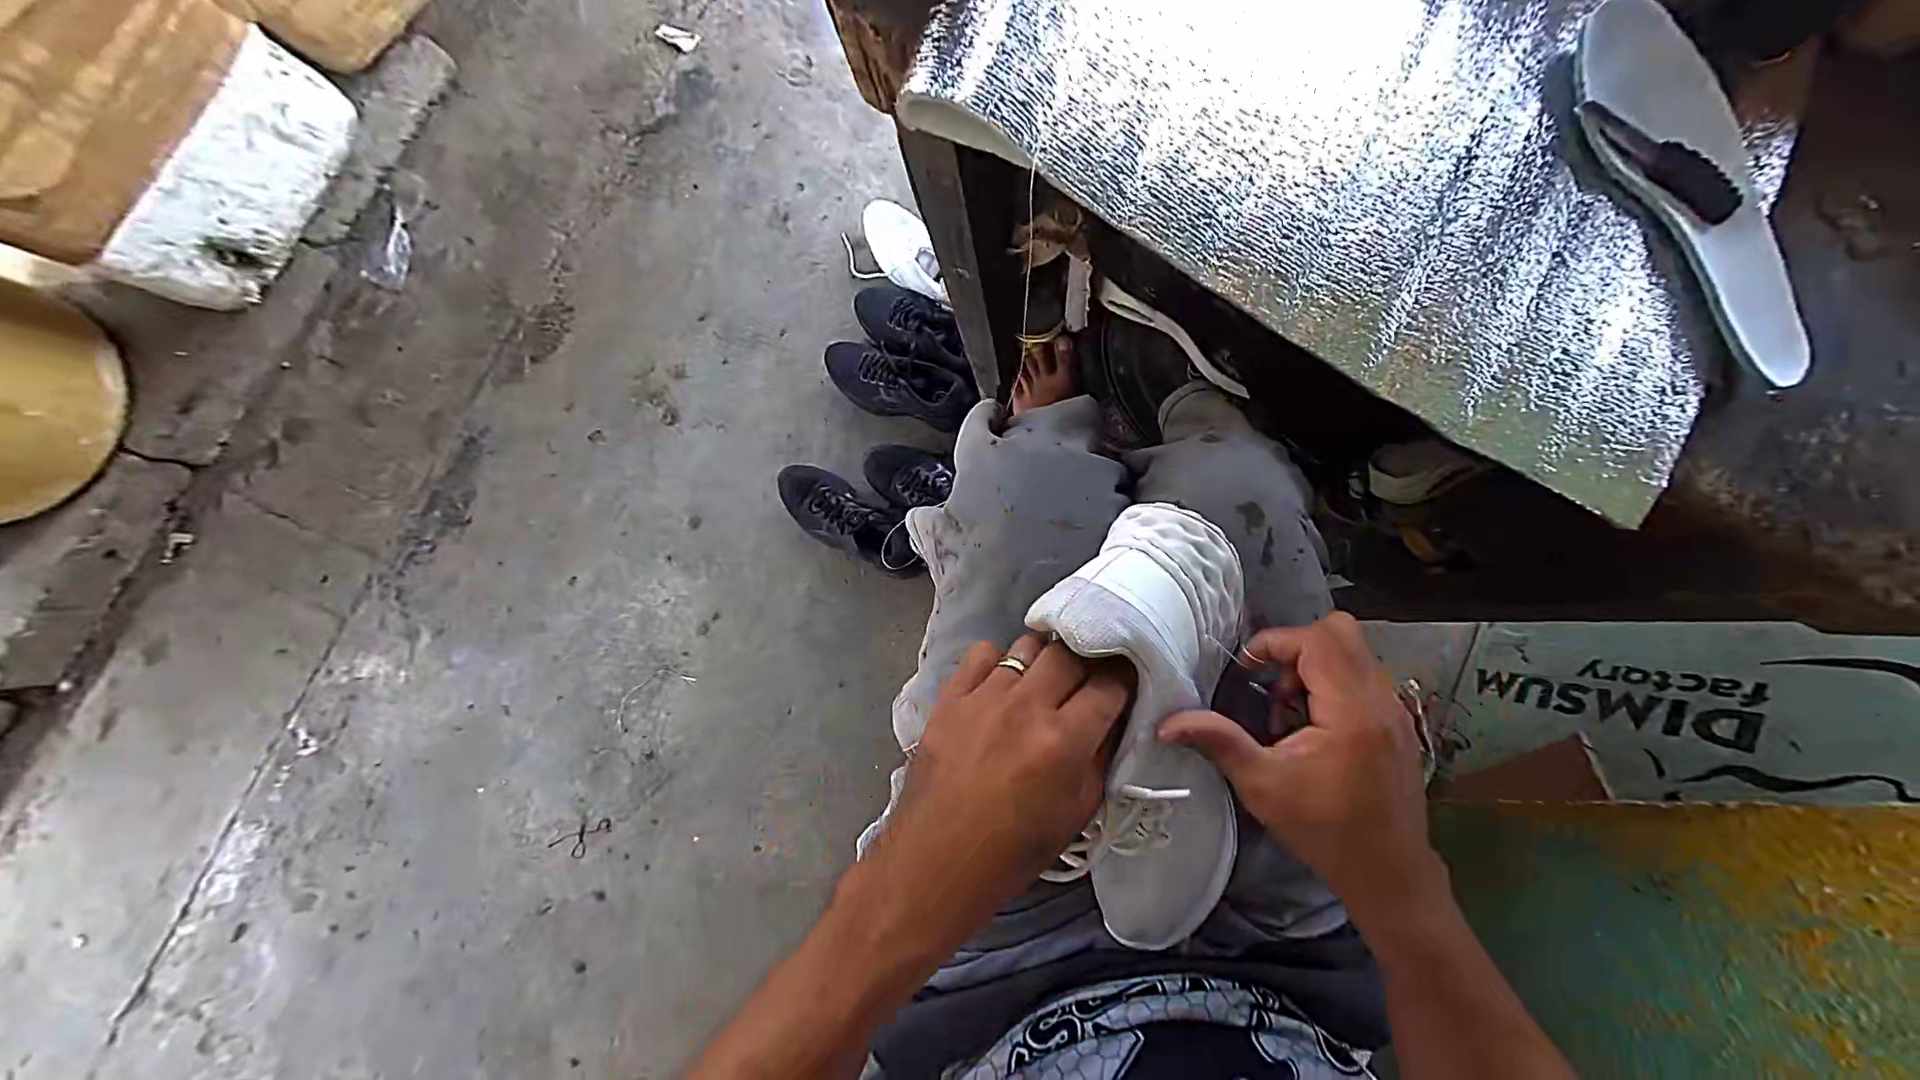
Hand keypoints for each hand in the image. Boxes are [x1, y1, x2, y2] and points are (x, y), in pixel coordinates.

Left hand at [865, 634, 1129, 938]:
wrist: (936, 861)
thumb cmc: (1013, 850)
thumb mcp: (1076, 813)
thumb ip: (1099, 758)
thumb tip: (1111, 718)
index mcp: (1062, 742)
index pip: (1108, 685)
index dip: (1124, 679)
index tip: (1125, 680)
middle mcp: (1025, 708)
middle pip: (1070, 654)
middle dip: (1088, 661)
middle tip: (1088, 675)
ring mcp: (984, 697)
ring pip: (1026, 647)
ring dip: (1044, 658)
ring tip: (1044, 677)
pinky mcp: (950, 697)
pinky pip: (981, 653)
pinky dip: (998, 660)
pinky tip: (1001, 681)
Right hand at [1159, 613, 1441, 925]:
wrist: (1390, 875)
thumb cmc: (1323, 830)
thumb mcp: (1261, 784)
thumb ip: (1217, 741)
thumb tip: (1166, 723)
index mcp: (1351, 711)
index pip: (1316, 639)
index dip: (1273, 643)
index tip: (1246, 671)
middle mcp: (1381, 701)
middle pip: (1341, 632)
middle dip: (1295, 646)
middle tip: (1272, 684)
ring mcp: (1397, 711)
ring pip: (1354, 652)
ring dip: (1313, 665)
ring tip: (1288, 711)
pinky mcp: (1399, 724)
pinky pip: (1364, 675)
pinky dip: (1332, 682)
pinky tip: (1312, 726)